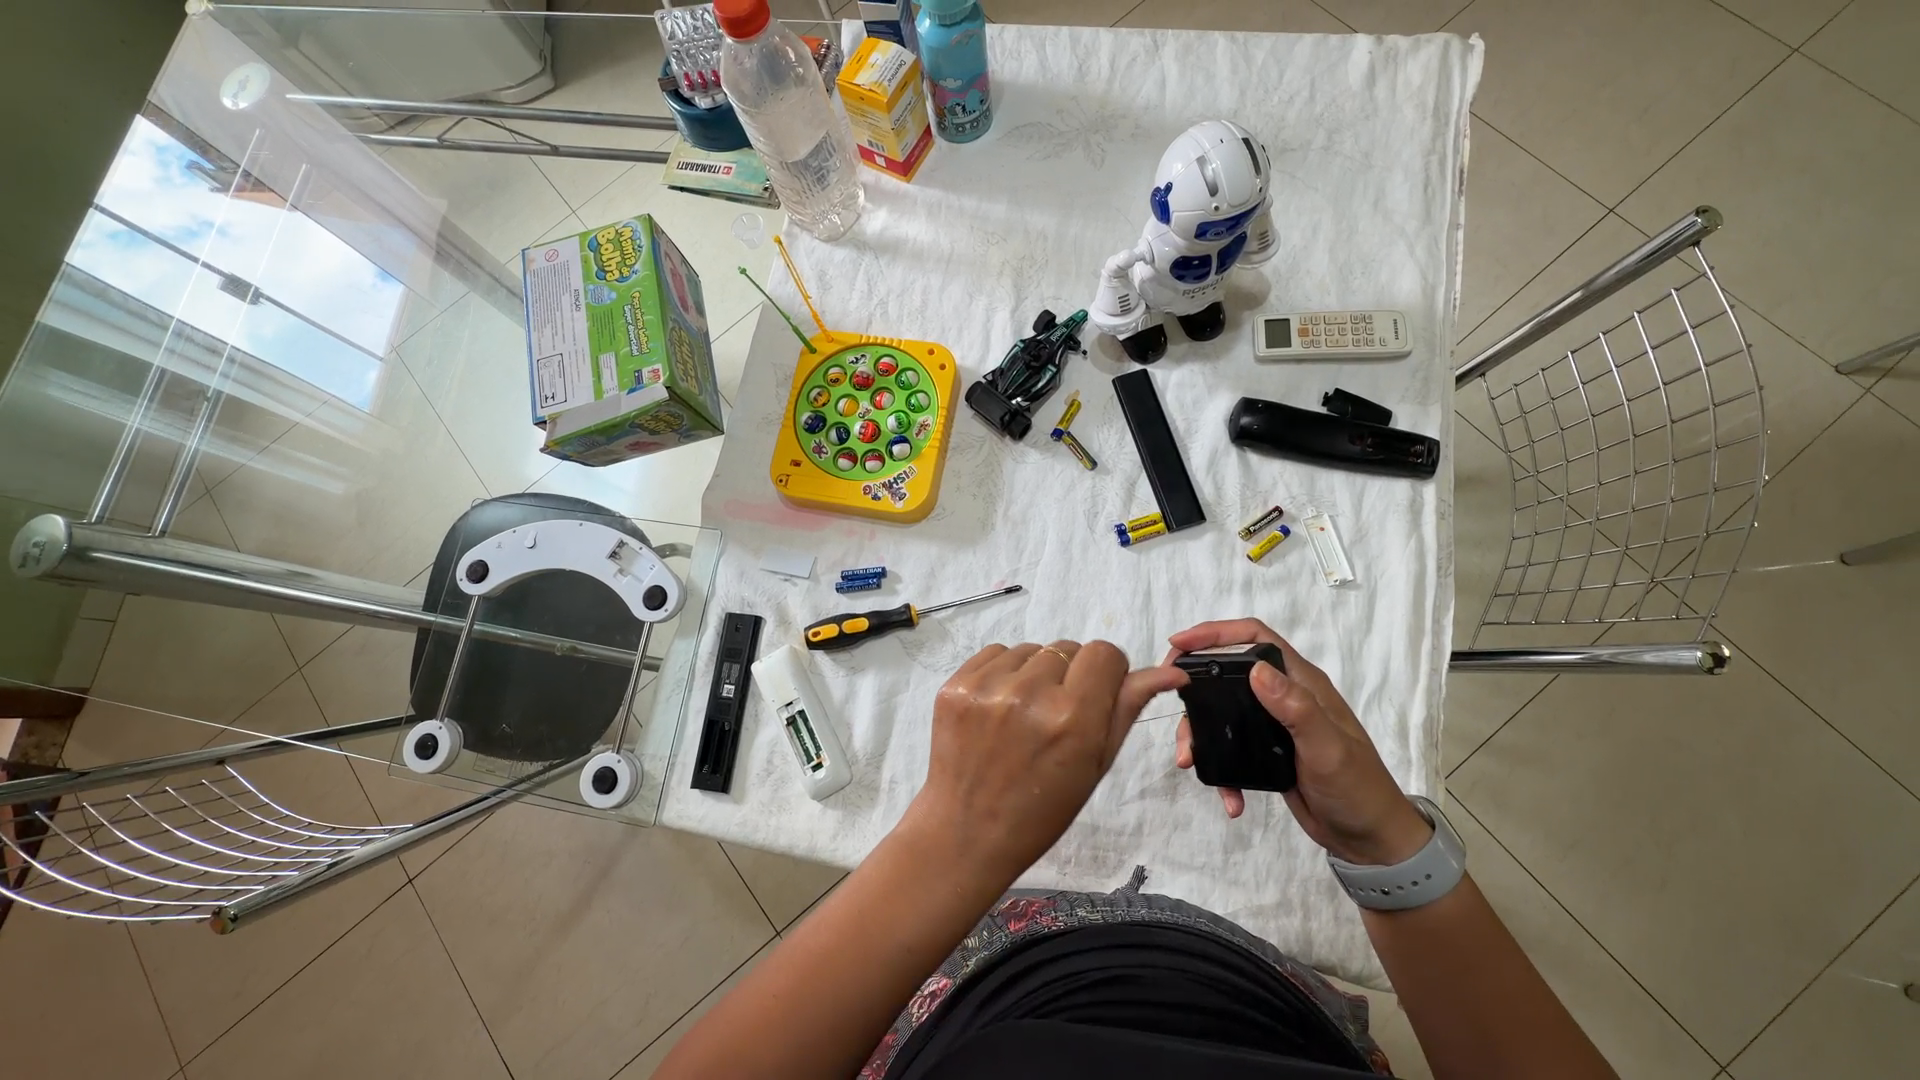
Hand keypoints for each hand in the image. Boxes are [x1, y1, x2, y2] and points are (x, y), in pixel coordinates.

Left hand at [906, 641, 1187, 884]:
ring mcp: (987, 688)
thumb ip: (1128, 708)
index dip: (1108, 673)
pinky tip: (999, 709)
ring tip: (1024, 716)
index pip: (1106, 653)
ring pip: (1032, 650)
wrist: (967, 831)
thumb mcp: (1096, 764)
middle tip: (1057, 716)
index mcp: (1074, 717)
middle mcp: (1031, 694)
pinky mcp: (955, 686)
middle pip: (1069, 648)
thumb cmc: (1043, 808)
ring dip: (1036, 672)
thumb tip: (1171, 670)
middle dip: (1071, 675)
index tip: (1096, 697)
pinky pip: (995, 653)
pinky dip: (1004, 673)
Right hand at [1167, 620, 1430, 865]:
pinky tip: (1227, 796)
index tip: (1178, 646)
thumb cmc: (1356, 787)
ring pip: (1221, 714)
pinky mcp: (1265, 753)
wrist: (1370, 841)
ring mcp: (1273, 725)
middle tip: (1169, 699)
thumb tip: (1257, 671)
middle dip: (1194, 687)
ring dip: (1200, 735)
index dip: (1215, 634)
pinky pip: (1229, 750)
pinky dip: (1220, 770)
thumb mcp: (1327, 748)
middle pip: (1227, 673)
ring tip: (1187, 760)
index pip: (1254, 639)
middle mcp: (1284, 697)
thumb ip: (1296, 708)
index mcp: (1302, 683)